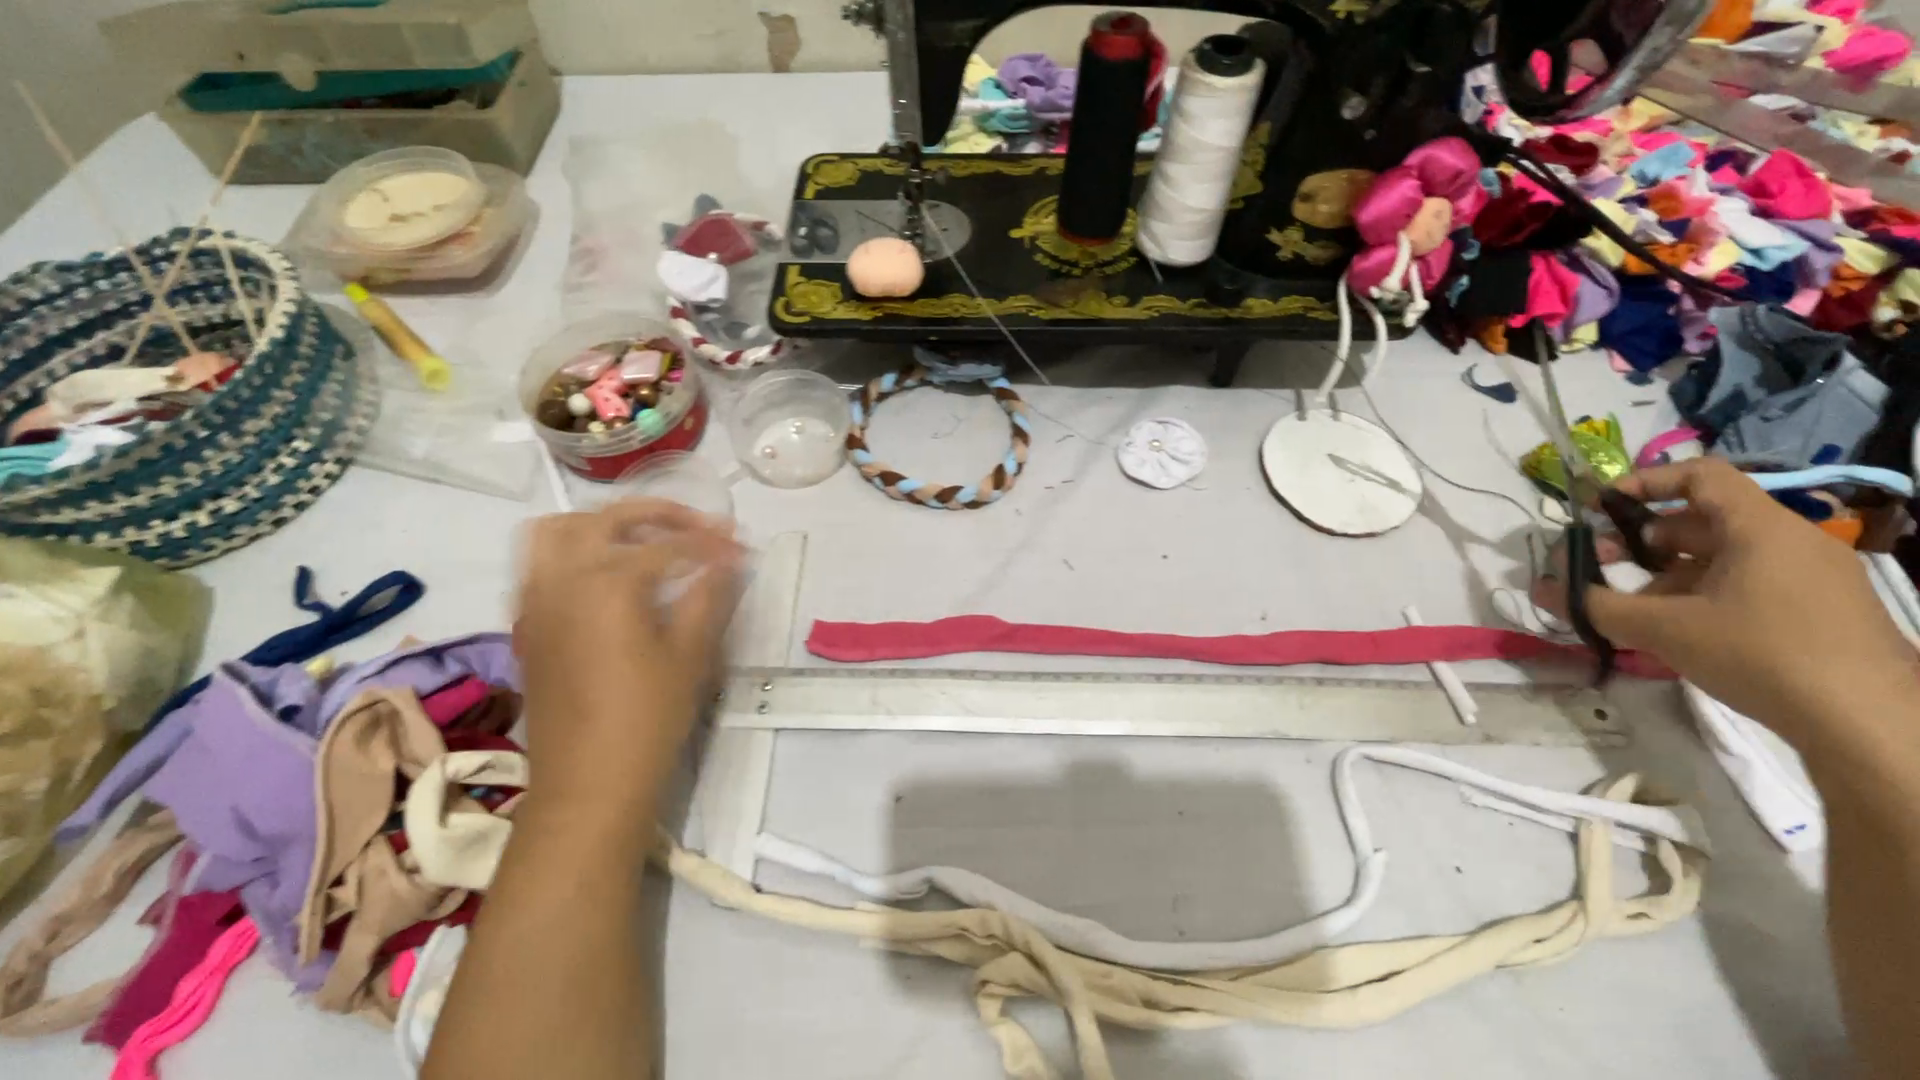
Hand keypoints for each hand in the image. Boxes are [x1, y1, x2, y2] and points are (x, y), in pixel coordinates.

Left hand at [513, 499, 743, 805]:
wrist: (588, 782)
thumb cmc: (647, 719)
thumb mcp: (691, 655)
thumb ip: (708, 595)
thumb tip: (726, 561)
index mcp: (608, 582)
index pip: (669, 545)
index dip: (712, 544)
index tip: (743, 548)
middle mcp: (563, 578)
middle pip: (607, 519)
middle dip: (658, 515)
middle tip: (697, 528)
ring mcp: (536, 600)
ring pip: (559, 531)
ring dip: (603, 525)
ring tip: (642, 543)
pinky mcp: (526, 624)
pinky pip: (539, 564)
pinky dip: (572, 553)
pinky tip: (606, 580)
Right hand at [1533, 458, 1919, 742]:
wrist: (1870, 722)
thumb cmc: (1762, 654)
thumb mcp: (1665, 630)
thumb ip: (1596, 605)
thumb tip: (1543, 589)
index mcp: (1760, 527)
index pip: (1701, 476)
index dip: (1645, 483)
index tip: (1602, 508)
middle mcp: (1792, 539)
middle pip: (1705, 520)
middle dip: (1645, 540)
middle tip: (1603, 565)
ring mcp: (1814, 575)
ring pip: (1725, 556)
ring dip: (1671, 573)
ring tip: (1635, 609)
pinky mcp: (1823, 609)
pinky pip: (1751, 582)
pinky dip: (1706, 594)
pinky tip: (1683, 631)